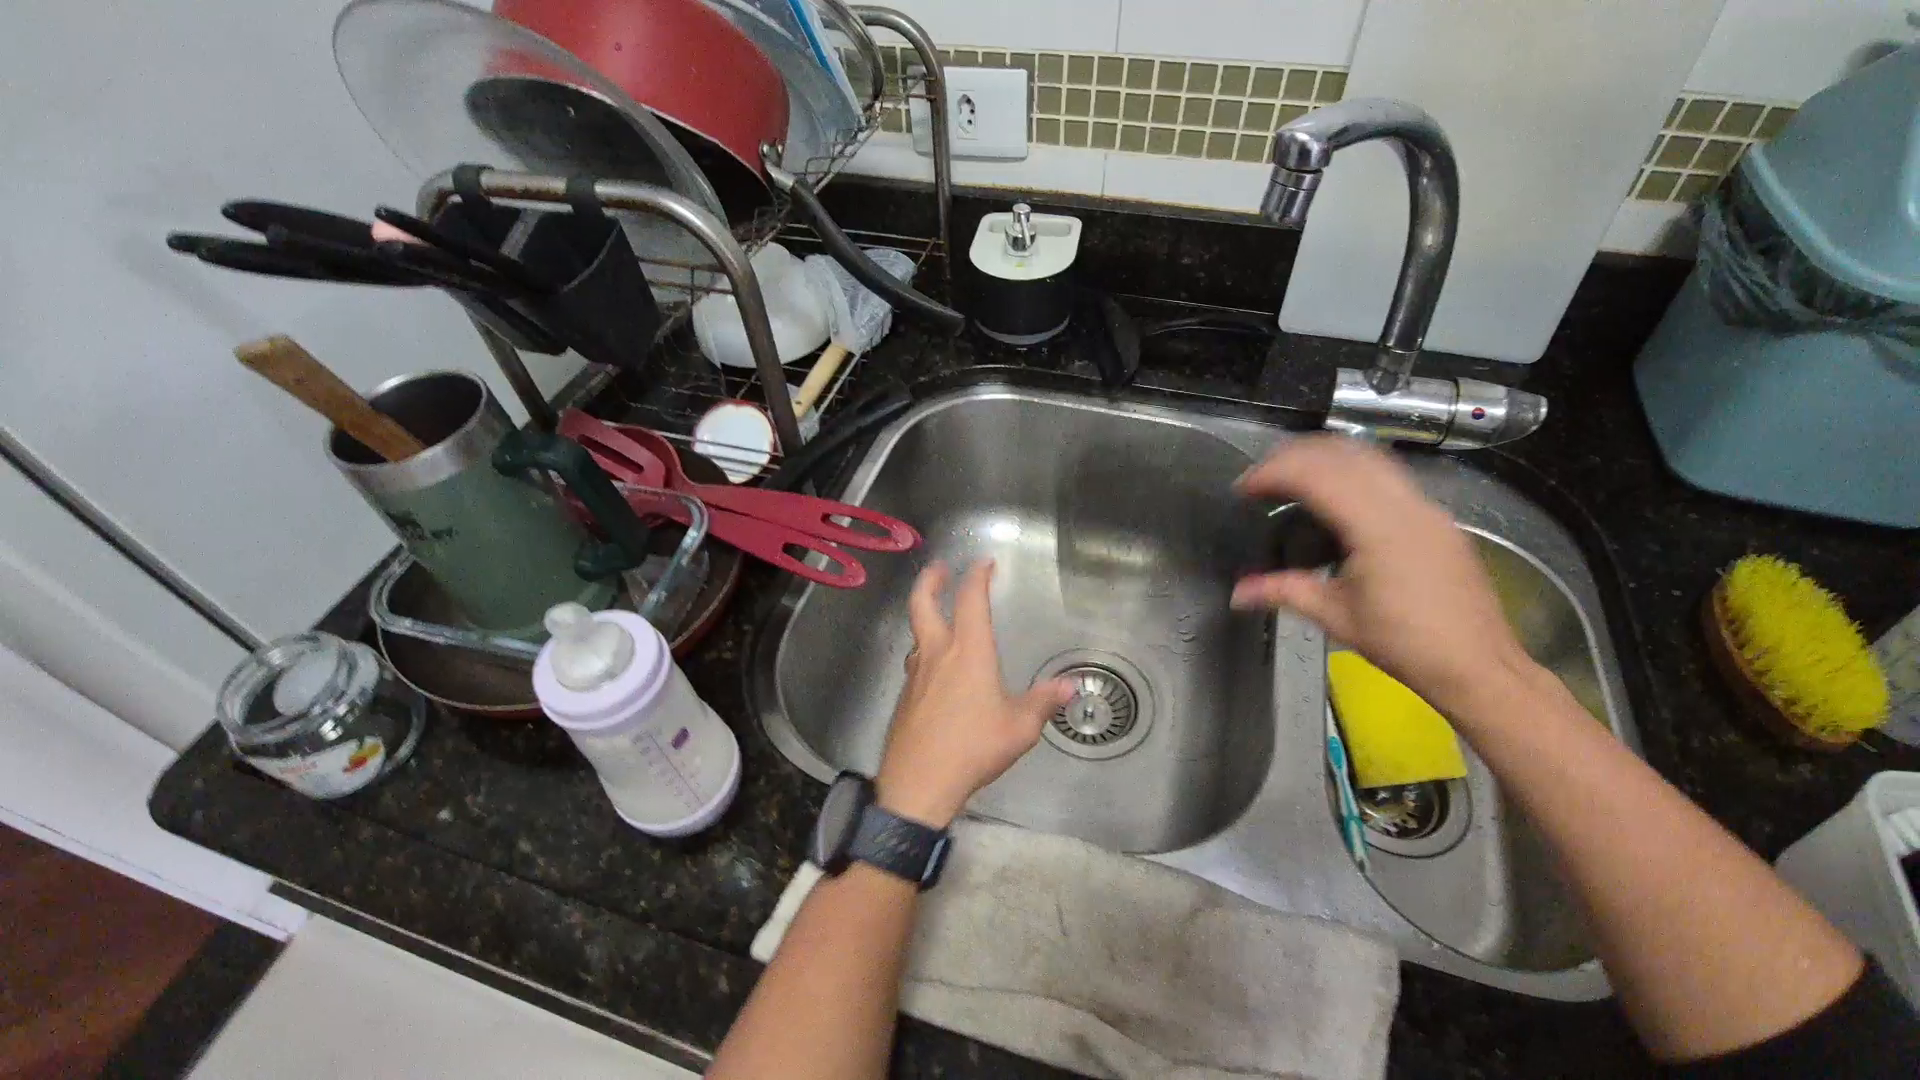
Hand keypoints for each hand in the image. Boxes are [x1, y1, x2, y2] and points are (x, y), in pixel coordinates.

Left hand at [875, 560, 1075, 827]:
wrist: (919, 782)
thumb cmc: (973, 748)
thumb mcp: (1019, 728)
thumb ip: (1042, 702)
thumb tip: (1069, 685)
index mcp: (968, 652)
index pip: (970, 601)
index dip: (977, 577)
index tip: (983, 564)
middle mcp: (937, 654)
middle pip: (923, 604)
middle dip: (931, 581)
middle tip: (940, 569)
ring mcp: (916, 676)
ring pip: (916, 634)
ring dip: (925, 618)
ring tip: (939, 619)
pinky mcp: (905, 697)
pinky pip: (915, 663)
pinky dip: (925, 652)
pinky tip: (935, 670)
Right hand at [1230, 436, 1533, 714]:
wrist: (1477, 665)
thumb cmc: (1405, 645)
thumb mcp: (1336, 618)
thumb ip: (1284, 592)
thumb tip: (1237, 593)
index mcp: (1378, 528)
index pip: (1317, 476)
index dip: (1274, 473)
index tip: (1245, 487)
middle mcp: (1406, 506)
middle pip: (1344, 453)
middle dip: (1296, 455)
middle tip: (1262, 476)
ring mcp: (1428, 509)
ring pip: (1371, 458)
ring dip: (1326, 458)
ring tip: (1292, 477)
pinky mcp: (1438, 519)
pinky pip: (1390, 476)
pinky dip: (1353, 472)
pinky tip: (1335, 497)